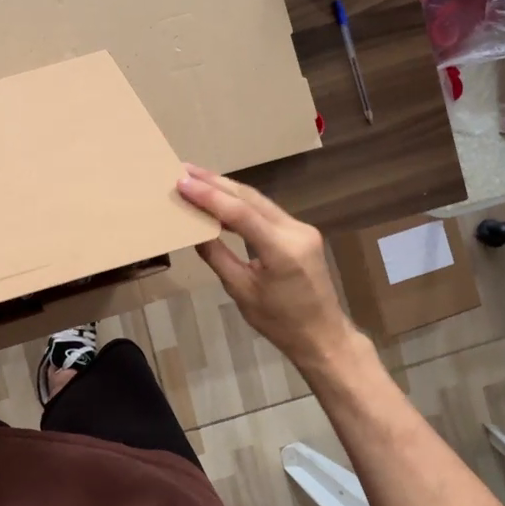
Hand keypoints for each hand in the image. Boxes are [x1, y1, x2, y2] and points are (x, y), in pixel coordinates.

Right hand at [176, 164, 356, 368]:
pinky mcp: (300, 232)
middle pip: (250, 198)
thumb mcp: (241, 291)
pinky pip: (266, 211)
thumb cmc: (279, 322)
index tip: (182, 183)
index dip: (209, 196)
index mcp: (282, 250)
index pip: (240, 213)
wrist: (322, 335)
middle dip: (215, 182)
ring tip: (196, 177)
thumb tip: (194, 231)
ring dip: (226, 188)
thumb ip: (217, 257)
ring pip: (258, 200)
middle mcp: (295, 231)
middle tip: (184, 170)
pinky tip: (221, 198)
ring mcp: (301, 229)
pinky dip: (240, 202)